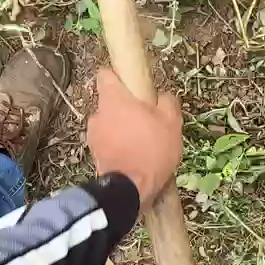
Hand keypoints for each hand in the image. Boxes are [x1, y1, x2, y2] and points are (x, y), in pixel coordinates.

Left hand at [86, 68, 183, 206]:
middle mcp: (97, 114)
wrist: (130, 189)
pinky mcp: (94, 154)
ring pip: (108, 124)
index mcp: (113, 99)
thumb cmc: (151, 149)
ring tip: (142, 143)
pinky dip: (117, 146)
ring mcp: (93, 136)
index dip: (118, 76)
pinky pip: (107, 143)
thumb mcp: (171, 122)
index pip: (105, 74)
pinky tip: (134, 156)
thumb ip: (167, 101)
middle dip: (125, 109)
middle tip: (146, 121)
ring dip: (121, 129)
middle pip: (110, 103)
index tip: (132, 85)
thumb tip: (162, 96)